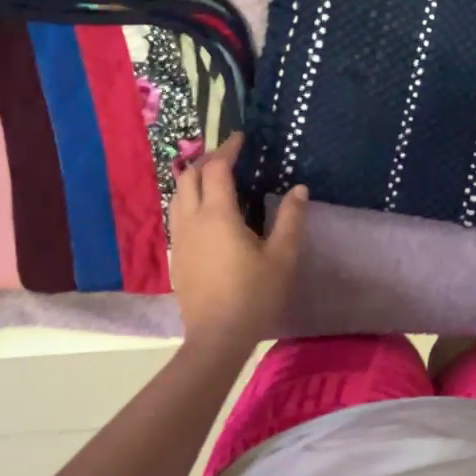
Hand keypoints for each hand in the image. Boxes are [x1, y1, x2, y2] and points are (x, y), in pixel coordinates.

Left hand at [169, 134, 308, 351]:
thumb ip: (290, 218)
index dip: (228, 149)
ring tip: (216, 178)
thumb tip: (298, 188)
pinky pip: (177, 214)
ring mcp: (180, 239)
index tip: (242, 138)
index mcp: (218, 215)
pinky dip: (189, 199)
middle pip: (189, 176)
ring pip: (178, 195)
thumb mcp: (283, 256)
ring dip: (194, 179)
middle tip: (229, 155)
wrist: (217, 337)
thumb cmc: (254, 294)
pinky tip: (207, 211)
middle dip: (207, 160)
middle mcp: (192, 220)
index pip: (216, 169)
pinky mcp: (176, 256)